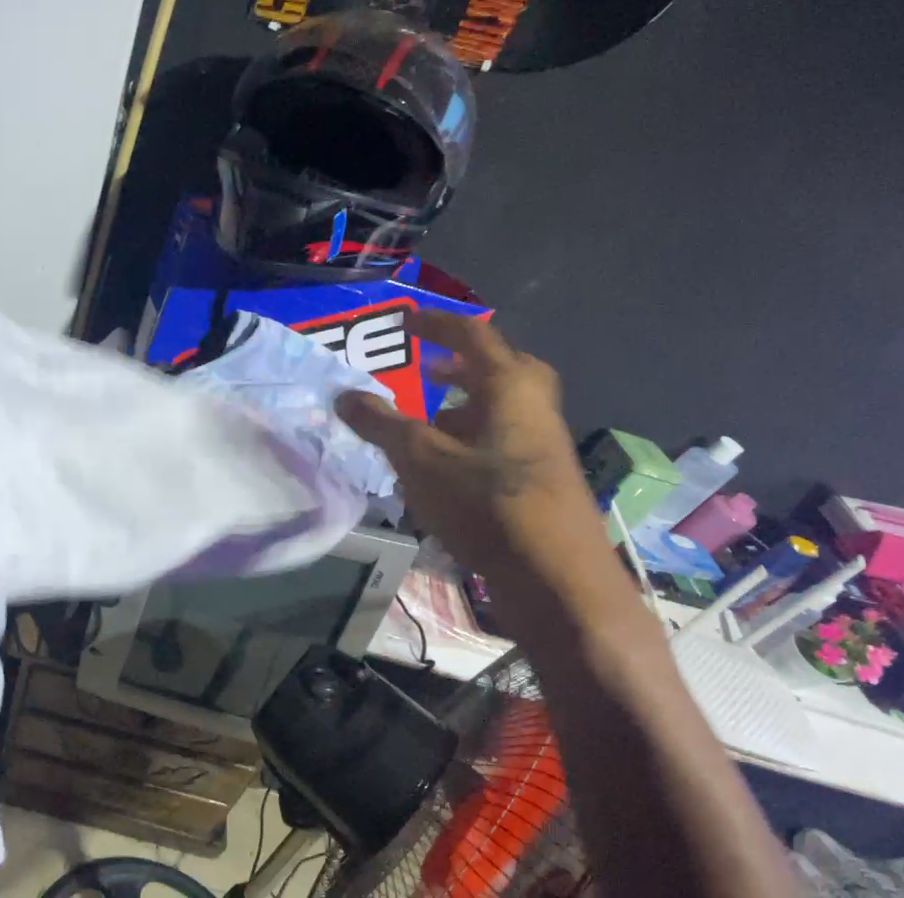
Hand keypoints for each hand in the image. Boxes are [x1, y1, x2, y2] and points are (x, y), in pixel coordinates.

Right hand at [336, 311, 625, 639]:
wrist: (558, 580)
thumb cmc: (487, 504)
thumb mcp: (419, 459)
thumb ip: (380, 423)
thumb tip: (345, 395)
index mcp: (510, 388)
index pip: (473, 337)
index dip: (436, 325)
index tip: (404, 323)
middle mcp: (534, 408)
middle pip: (504, 369)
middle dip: (464, 365)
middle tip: (430, 368)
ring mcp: (543, 447)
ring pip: (503, 409)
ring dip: (465, 407)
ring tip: (425, 422)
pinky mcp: (543, 481)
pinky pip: (503, 441)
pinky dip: (472, 440)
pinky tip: (443, 469)